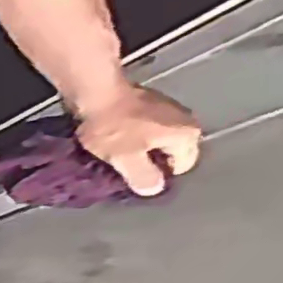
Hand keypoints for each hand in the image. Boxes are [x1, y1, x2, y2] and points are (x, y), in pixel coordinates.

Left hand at [73, 84, 201, 195]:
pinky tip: (110, 138)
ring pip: (153, 139)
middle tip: (120, 166)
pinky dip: (128, 134)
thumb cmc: (112, 127)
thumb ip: (142, 175)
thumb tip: (153, 190)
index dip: (157, 175)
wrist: (94, 92)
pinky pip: (140, 127)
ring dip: (134, 147)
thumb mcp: (125, 157)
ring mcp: (166, 109)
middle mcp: (184, 120)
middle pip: (168, 152)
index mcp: (187, 134)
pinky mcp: (145, 103)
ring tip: (112, 153)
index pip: (181, 166)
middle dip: (146, 161)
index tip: (132, 176)